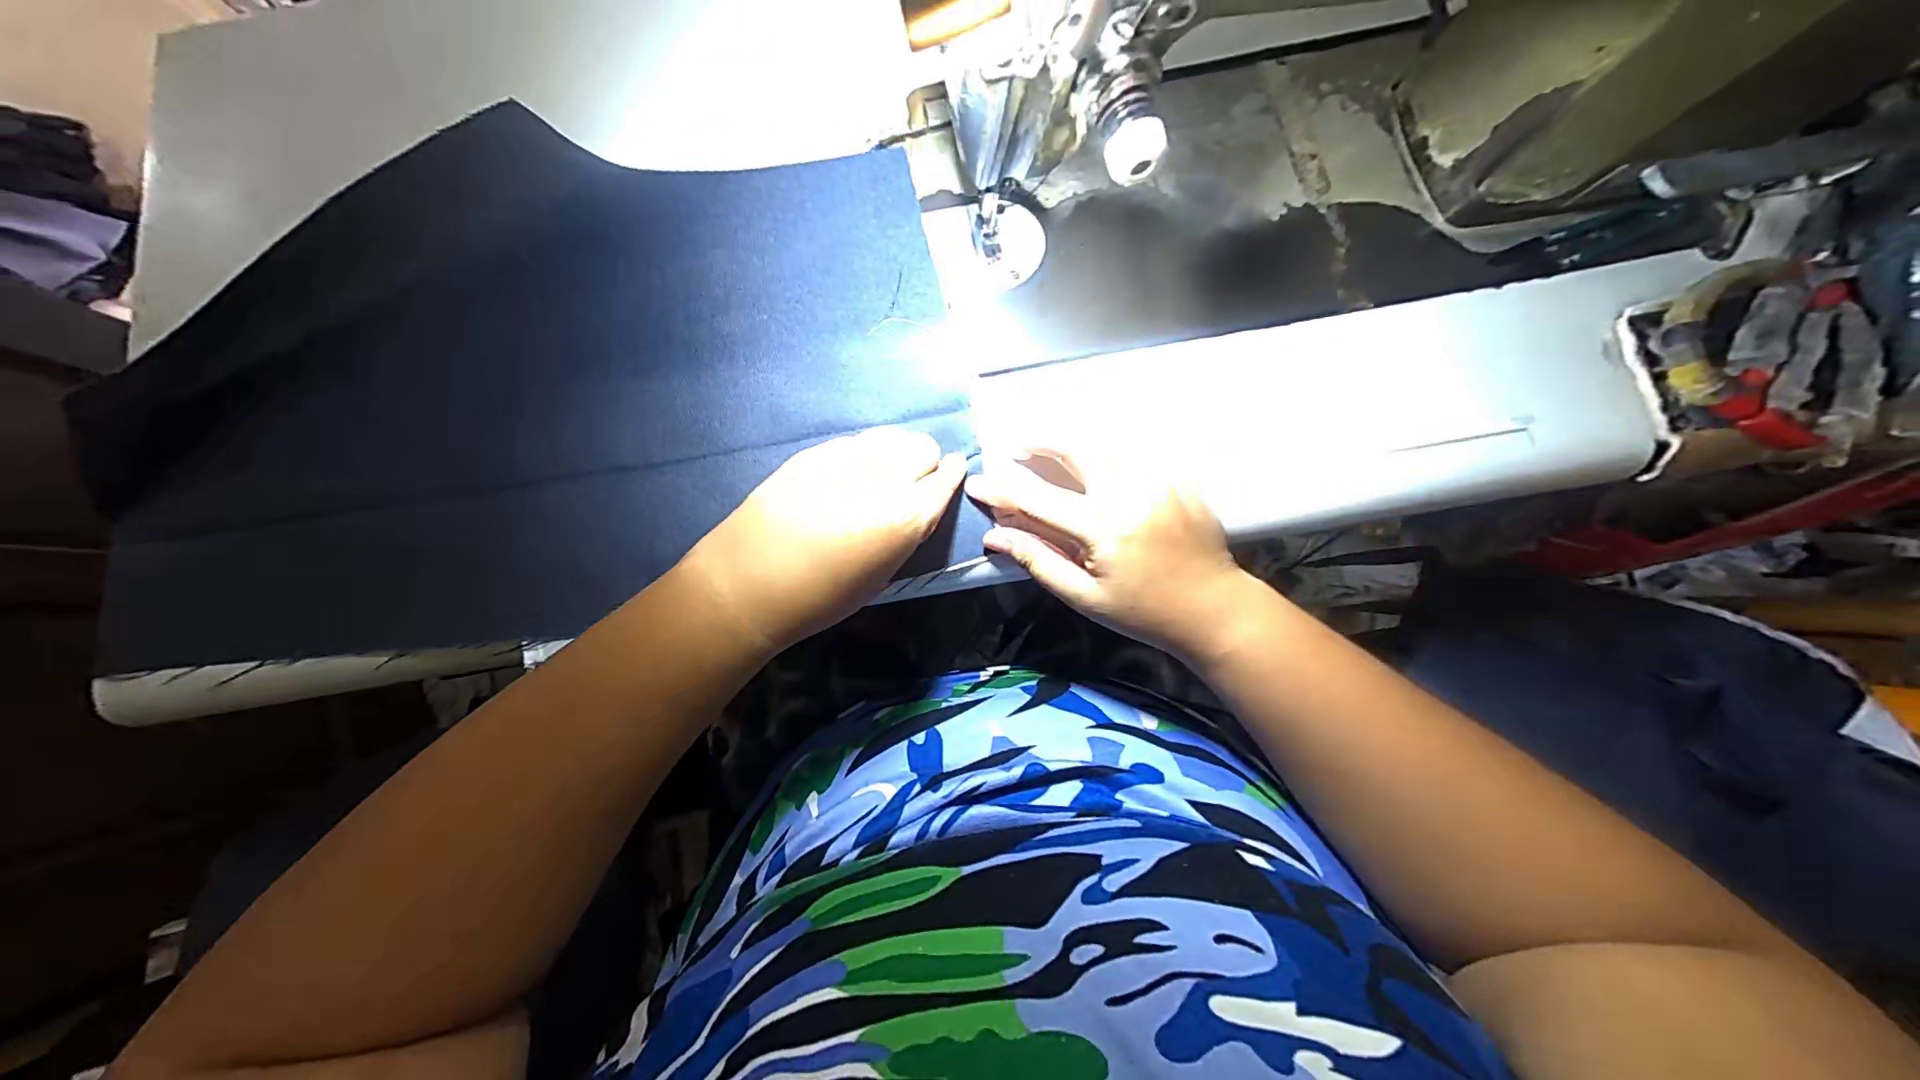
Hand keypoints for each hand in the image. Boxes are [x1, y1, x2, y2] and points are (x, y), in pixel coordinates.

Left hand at [678, 428, 965, 654]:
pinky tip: (849, 474)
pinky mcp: (815, 453)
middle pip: (922, 448)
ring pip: (890, 438)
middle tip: (910, 482)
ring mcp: (845, 460)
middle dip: (924, 462)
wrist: (750, 582)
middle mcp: (882, 480)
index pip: (945, 480)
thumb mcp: (882, 574)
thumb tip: (918, 506)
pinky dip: (864, 453)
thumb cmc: (822, 596)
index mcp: (906, 518)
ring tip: (881, 474)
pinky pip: (856, 442)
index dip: (951, 477)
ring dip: (895, 452)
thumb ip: (908, 532)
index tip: (950, 474)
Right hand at [965, 449, 1260, 661]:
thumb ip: (1038, 561)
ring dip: (1075, 444)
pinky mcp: (1179, 481)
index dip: (1003, 489)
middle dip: (1041, 441)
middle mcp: (1130, 494)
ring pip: (1107, 445)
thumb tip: (994, 536)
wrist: (1212, 608)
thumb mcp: (1084, 597)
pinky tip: (1100, 465)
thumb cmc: (1142, 611)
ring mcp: (1159, 482)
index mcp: (1102, 528)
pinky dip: (1111, 454)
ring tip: (1054, 451)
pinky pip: (1138, 455)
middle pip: (1075, 450)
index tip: (978, 483)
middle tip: (1019, 446)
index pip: (1038, 499)